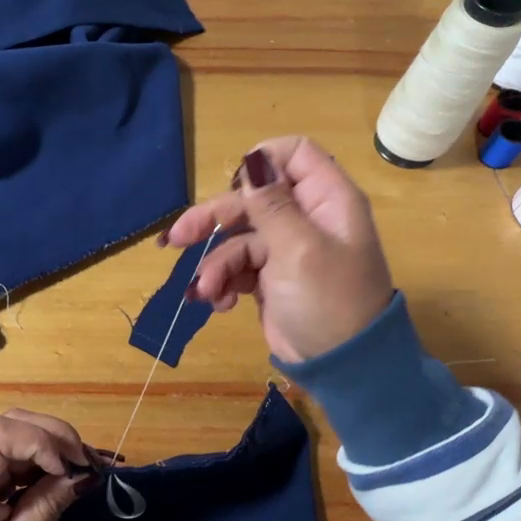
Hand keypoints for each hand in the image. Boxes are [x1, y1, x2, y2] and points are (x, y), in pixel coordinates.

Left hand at [0, 410, 95, 520]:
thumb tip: (84, 474)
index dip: (40, 442)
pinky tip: (58, 470)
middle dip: (54, 436)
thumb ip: (48, 506)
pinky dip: (38, 451)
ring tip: (78, 465)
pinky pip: (8, 445)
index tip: (68, 469)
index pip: (0, 434)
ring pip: (12, 427)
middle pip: (9, 422)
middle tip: (87, 462)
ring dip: (49, 441)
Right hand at [161, 138, 393, 363]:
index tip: (233, 185)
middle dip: (214, 219)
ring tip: (208, 291)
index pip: (293, 155)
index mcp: (326, 200)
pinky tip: (220, 303)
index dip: (260, 163)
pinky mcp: (268, 278)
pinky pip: (236, 268)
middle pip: (251, 199)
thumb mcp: (299, 249)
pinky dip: (223, 284)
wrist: (342, 365)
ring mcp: (286, 249)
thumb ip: (272, 205)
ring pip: (236, 237)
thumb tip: (253, 160)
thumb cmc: (329, 301)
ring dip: (215, 264)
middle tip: (177, 239)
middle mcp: (305, 218)